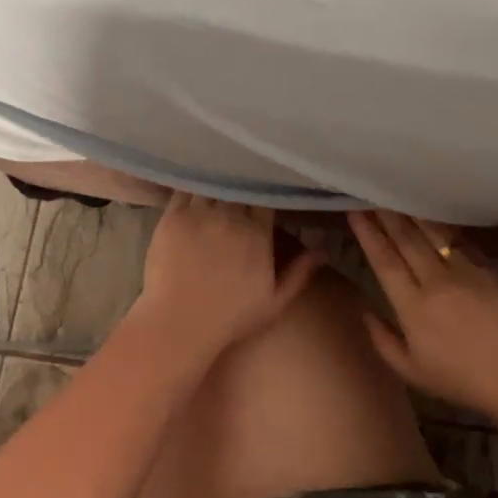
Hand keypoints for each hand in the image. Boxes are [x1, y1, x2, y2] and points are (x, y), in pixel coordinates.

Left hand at [130, 193, 323, 354]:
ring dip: (218, 179)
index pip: (265, 196)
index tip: (267, 186)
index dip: (266, 188)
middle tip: (242, 177)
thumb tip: (324, 250)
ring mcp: (199, 214)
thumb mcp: (274, 301)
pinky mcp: (172, 217)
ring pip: (213, 183)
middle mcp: (230, 216)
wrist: (178, 324)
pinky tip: (194, 182)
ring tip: (219, 174)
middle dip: (242, 180)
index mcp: (257, 234)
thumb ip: (300, 273)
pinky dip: (192, 184)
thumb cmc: (229, 317)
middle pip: (239, 185)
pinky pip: (184, 190)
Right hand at [350, 210, 497, 415]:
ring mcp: (464, 271)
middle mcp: (435, 281)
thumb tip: (364, 311)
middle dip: (386, 215)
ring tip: (399, 196)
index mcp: (412, 307)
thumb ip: (383, 341)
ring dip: (413, 213)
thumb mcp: (412, 372)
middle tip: (372, 194)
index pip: (384, 260)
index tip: (355, 212)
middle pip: (406, 239)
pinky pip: (461, 241)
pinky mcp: (488, 269)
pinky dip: (444, 226)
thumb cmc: (461, 380)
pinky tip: (435, 216)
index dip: (368, 234)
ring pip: (433, 234)